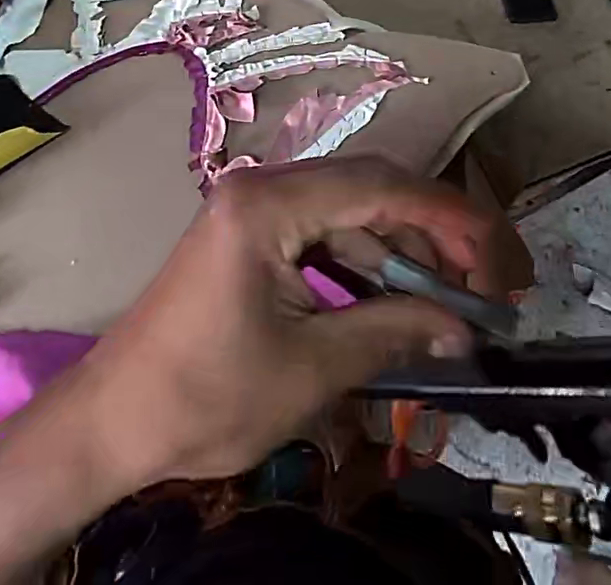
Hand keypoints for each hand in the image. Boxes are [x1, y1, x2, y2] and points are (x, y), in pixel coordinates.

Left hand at [43, 157, 486, 489]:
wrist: (111, 422)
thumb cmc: (202, 398)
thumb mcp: (310, 369)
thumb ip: (393, 332)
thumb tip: (462, 328)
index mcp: (268, 205)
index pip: (382, 187)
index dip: (452, 219)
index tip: (499, 259)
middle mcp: (263, 187)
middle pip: (373, 189)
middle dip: (435, 233)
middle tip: (485, 282)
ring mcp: (256, 207)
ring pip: (354, 210)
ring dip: (404, 250)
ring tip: (451, 298)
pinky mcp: (255, 234)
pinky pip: (327, 233)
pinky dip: (368, 262)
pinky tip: (399, 296)